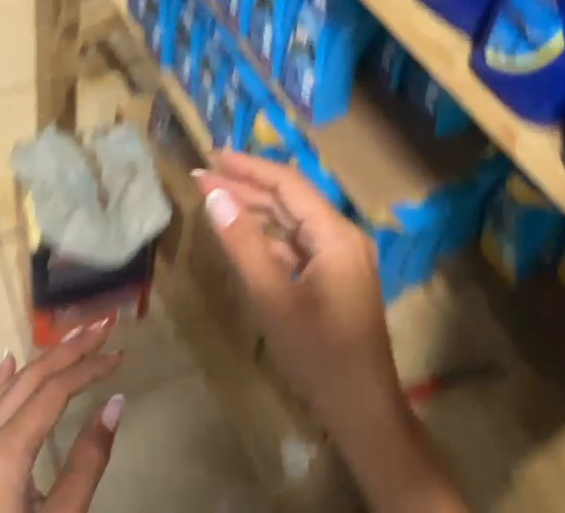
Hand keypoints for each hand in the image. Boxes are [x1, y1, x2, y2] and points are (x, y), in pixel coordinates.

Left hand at [0, 320, 125, 512]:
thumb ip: (88, 461)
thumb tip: (115, 403)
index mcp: (6, 452)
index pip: (54, 391)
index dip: (88, 367)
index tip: (119, 353)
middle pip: (29, 378)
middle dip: (68, 349)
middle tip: (102, 326)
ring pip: (6, 388)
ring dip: (42, 359)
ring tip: (72, 337)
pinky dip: (1, 380)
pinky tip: (9, 362)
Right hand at [192, 150, 397, 421]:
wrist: (362, 408)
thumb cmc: (317, 354)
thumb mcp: (271, 298)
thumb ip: (242, 244)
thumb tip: (214, 196)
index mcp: (335, 233)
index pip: (287, 184)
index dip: (247, 167)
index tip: (211, 156)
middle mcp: (343, 236)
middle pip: (291, 199)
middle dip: (247, 186)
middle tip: (203, 176)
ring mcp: (343, 257)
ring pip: (294, 223)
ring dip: (256, 211)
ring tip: (215, 199)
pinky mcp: (337, 278)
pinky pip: (299, 246)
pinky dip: (270, 239)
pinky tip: (242, 237)